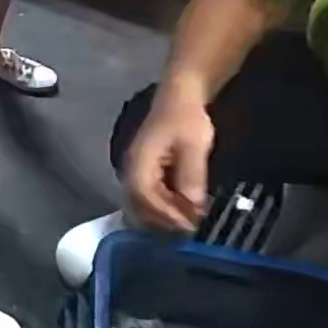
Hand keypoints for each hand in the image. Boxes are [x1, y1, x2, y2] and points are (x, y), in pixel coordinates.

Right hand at [122, 90, 213, 230]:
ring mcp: (137, 168)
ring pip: (142, 199)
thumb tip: (193, 206)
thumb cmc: (186, 119)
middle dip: (162, 218)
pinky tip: (182, 208)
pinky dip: (163, 204)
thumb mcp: (194, 146)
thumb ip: (191, 175)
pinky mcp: (146, 168)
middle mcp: (132, 166)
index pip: (143, 194)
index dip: (164, 212)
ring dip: (162, 213)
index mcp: (140, 160)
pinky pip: (148, 193)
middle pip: (138, 201)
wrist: (180, 97)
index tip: (188, 225)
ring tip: (187, 221)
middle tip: (189, 229)